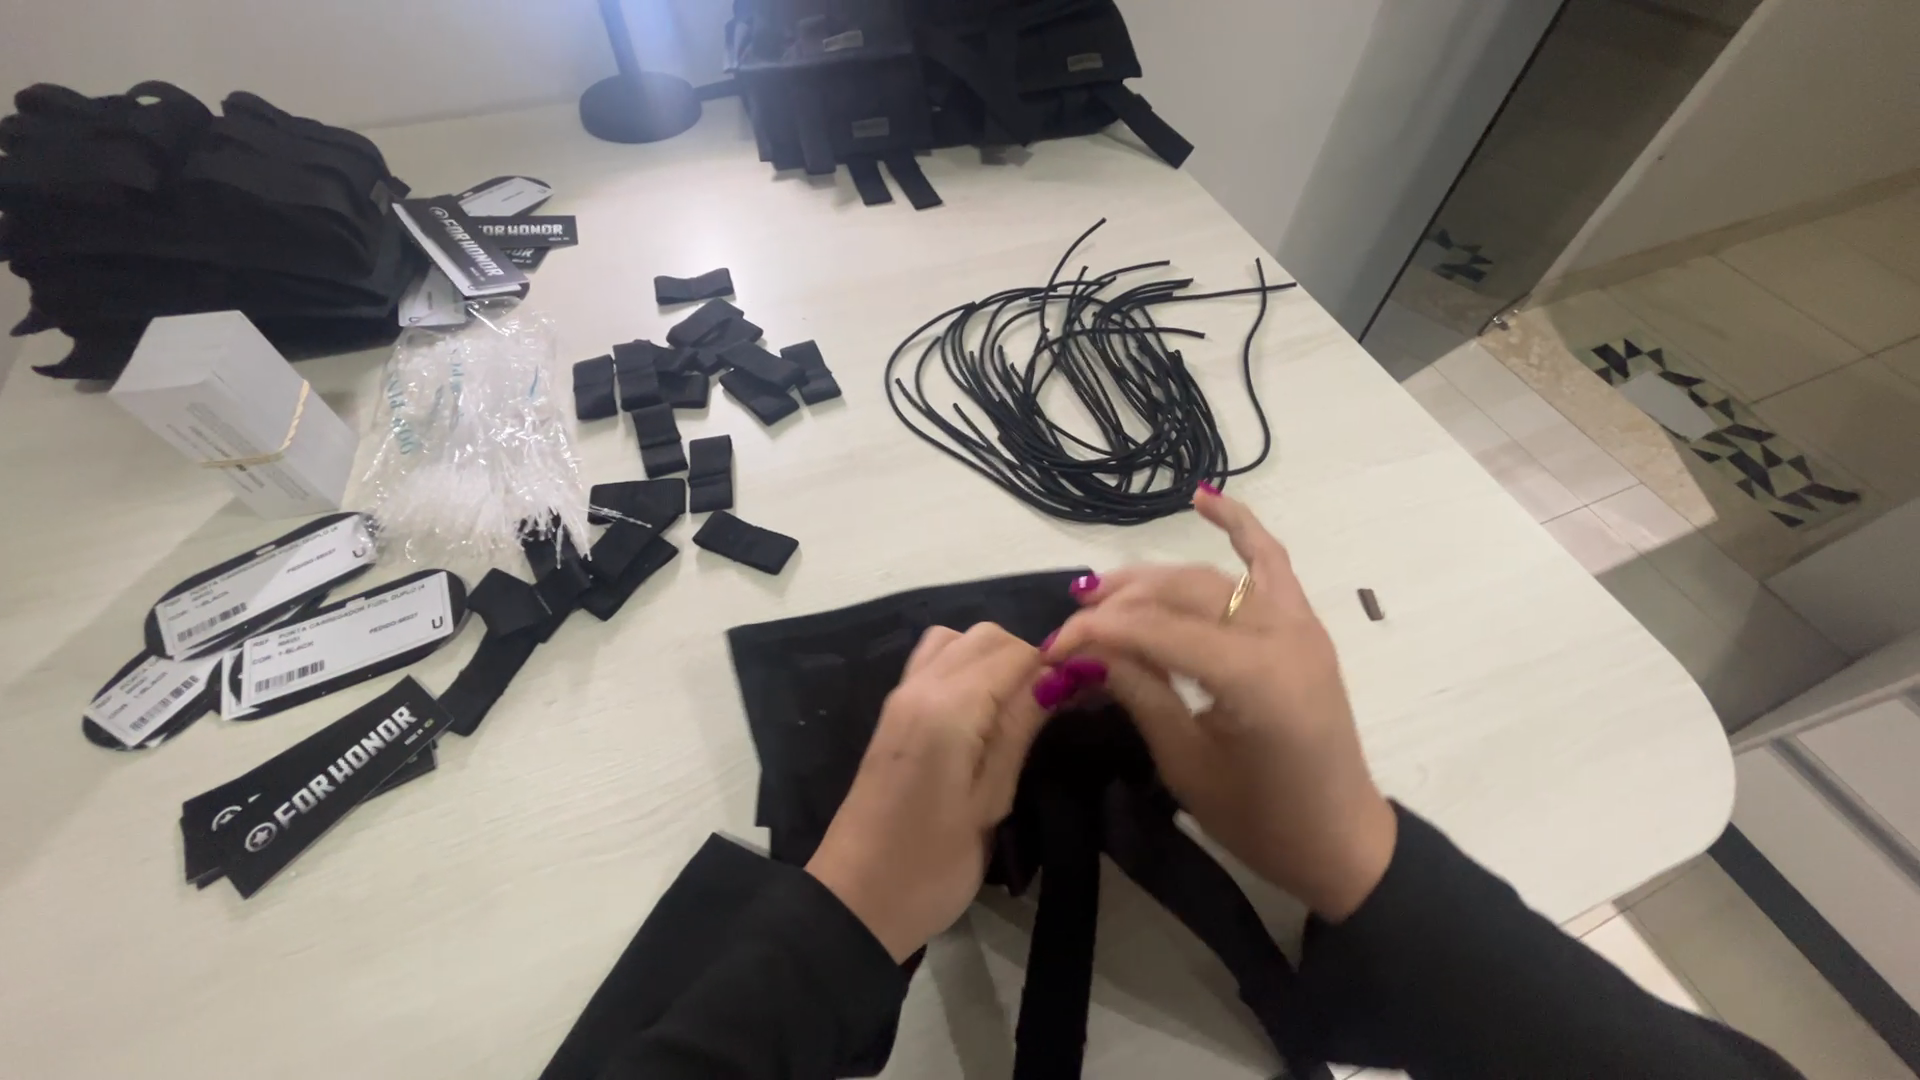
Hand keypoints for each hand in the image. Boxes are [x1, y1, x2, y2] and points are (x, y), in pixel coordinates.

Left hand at [805, 623, 1051, 960]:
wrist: (857, 899)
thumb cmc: (931, 865)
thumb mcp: (990, 800)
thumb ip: (1021, 728)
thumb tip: (1062, 676)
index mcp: (948, 707)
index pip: (1015, 654)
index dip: (1055, 666)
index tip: (1084, 693)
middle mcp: (921, 685)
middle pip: (986, 636)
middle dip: (1027, 658)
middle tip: (1053, 703)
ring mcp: (901, 694)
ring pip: (958, 639)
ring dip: (994, 656)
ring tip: (1018, 704)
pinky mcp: (893, 710)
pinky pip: (934, 658)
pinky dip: (965, 663)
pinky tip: (982, 706)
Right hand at [1047, 490, 1396, 920]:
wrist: (1340, 841)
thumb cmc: (1260, 820)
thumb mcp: (1185, 763)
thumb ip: (1137, 692)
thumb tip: (1083, 651)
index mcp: (1253, 678)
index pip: (1156, 631)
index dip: (1097, 634)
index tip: (1052, 648)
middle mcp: (1280, 634)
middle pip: (1179, 595)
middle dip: (1116, 606)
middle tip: (1070, 624)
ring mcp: (1297, 622)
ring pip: (1210, 577)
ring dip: (1153, 578)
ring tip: (1101, 589)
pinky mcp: (1303, 624)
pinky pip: (1271, 562)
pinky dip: (1240, 526)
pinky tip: (1204, 500)